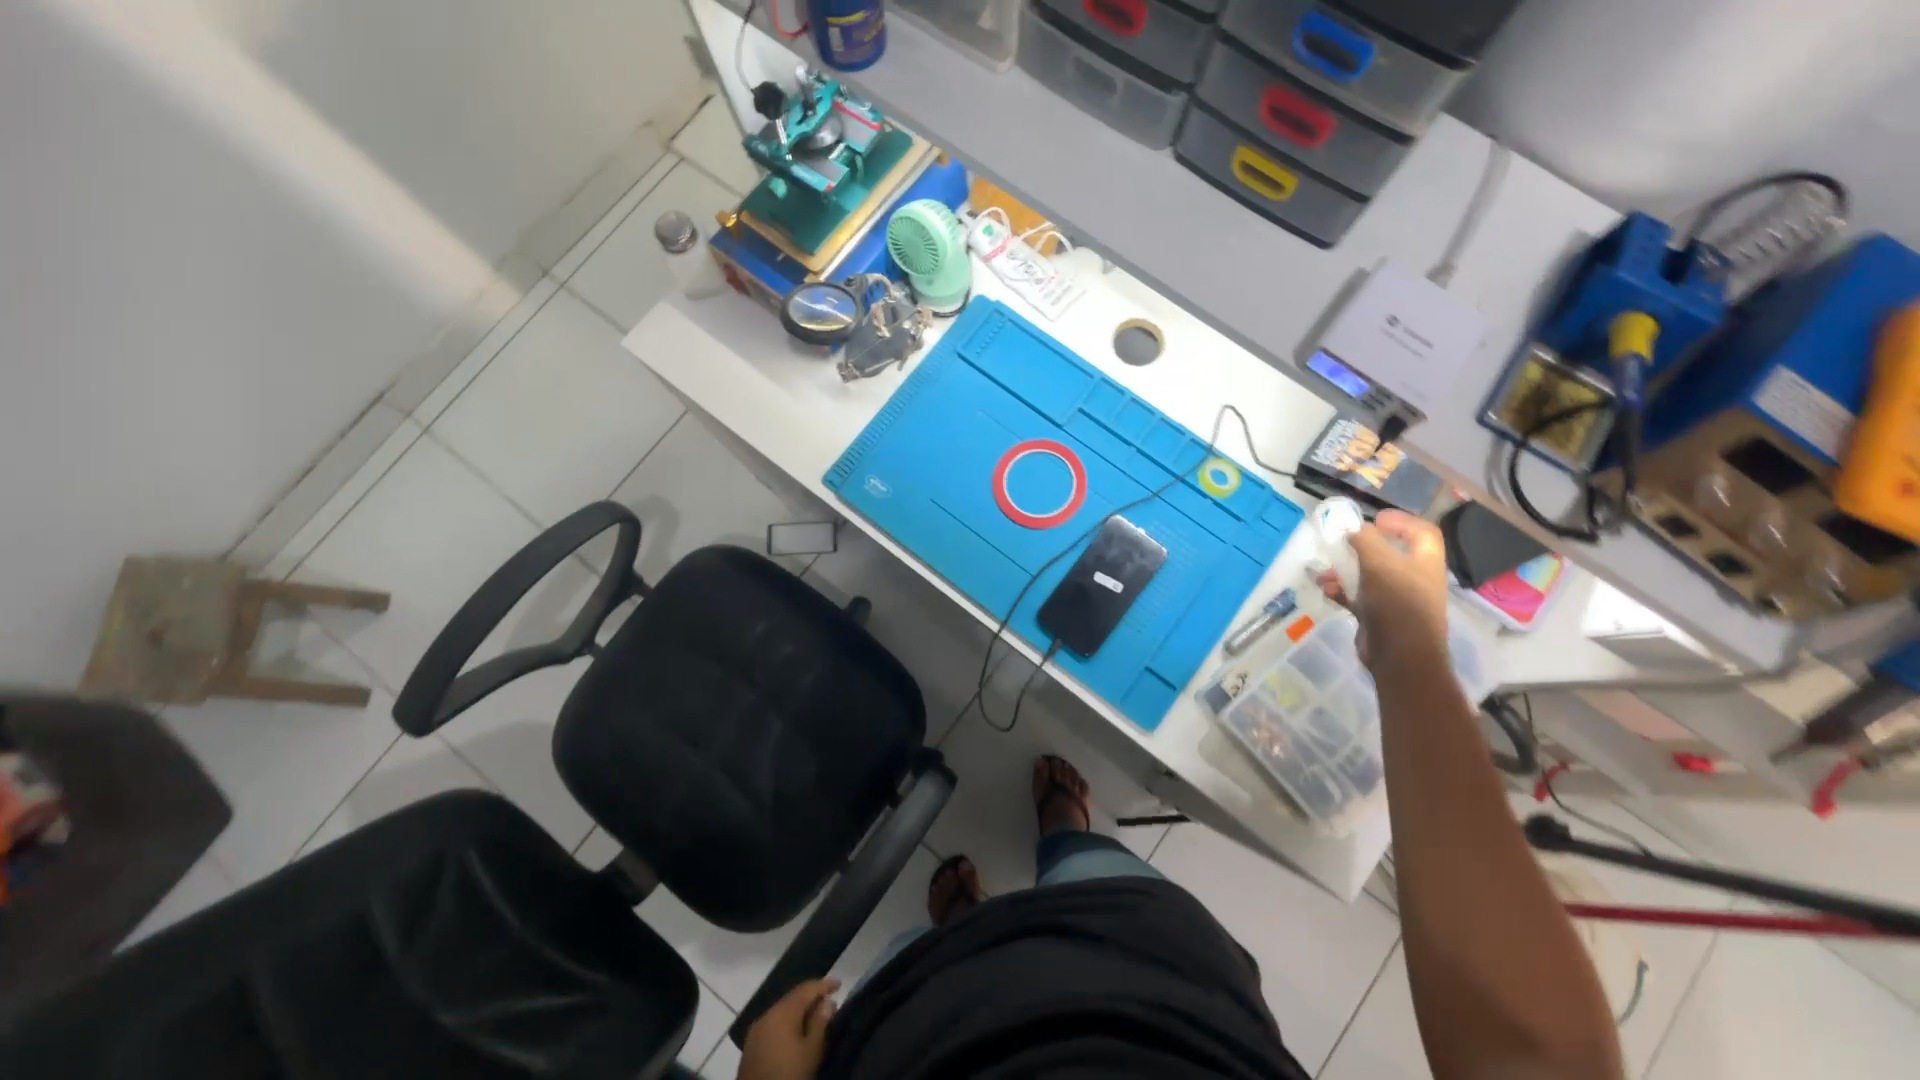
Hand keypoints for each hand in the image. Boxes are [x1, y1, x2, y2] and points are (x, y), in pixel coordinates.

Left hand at [738, 978, 839, 1079]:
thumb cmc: (790, 1074)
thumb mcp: (811, 1050)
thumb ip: (820, 1022)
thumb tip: (828, 1002)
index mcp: (783, 1013)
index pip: (806, 989)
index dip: (824, 985)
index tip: (839, 983)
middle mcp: (767, 1015)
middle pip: (792, 998)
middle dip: (811, 997)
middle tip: (829, 1000)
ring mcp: (757, 1029)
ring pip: (782, 1010)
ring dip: (799, 1010)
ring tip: (816, 1015)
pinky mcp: (752, 1043)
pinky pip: (773, 1022)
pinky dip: (788, 1021)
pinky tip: (796, 1030)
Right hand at [1315, 509, 1448, 669]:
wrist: (1399, 657)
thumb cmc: (1397, 603)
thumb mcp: (1380, 563)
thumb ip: (1366, 541)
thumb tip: (1356, 531)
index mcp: (1424, 562)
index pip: (1422, 533)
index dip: (1401, 521)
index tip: (1375, 518)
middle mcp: (1414, 578)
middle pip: (1389, 554)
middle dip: (1361, 547)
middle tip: (1342, 542)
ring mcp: (1396, 599)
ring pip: (1368, 576)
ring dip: (1344, 570)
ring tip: (1324, 572)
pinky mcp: (1379, 616)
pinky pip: (1358, 597)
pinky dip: (1342, 591)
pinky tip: (1326, 589)